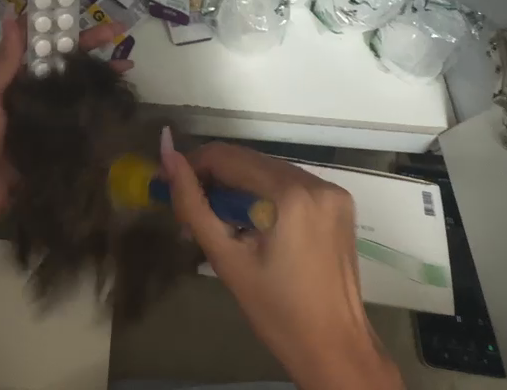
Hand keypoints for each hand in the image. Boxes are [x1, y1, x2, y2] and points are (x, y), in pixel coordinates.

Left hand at [0, 14, 133, 227]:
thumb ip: (4, 59)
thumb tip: (12, 12)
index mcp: (8, 72)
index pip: (38, 38)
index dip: (60, 21)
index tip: (85, 7)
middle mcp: (25, 87)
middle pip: (61, 58)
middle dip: (90, 43)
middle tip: (120, 31)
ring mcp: (40, 113)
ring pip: (72, 84)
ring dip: (97, 72)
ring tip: (127, 65)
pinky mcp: (51, 137)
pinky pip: (75, 114)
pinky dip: (94, 104)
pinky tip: (114, 100)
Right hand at [160, 134, 402, 389]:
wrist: (336, 350)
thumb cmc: (276, 312)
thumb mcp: (226, 258)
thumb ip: (192, 203)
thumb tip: (167, 155)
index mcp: (290, 194)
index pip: (227, 157)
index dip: (192, 165)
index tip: (167, 183)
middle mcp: (315, 182)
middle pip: (248, 160)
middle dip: (214, 178)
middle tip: (187, 205)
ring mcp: (331, 190)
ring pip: (268, 169)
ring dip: (238, 185)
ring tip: (218, 218)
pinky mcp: (339, 202)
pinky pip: (289, 182)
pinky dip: (265, 193)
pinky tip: (251, 220)